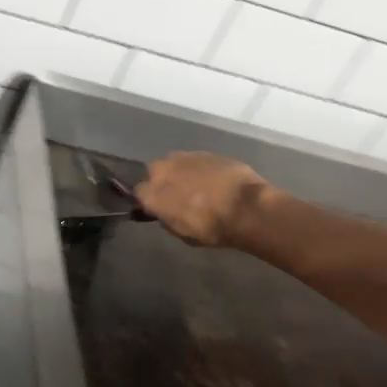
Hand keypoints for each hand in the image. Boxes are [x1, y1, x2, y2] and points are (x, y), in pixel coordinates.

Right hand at [133, 151, 270, 247]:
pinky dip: (201, 170)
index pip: (139, 193)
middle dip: (163, 182)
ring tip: (198, 187)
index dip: (149, 201)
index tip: (158, 208)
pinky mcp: (205, 152)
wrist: (246, 207)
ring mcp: (184, 157)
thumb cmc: (212, 228)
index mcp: (152, 193)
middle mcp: (162, 170)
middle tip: (179, 196)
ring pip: (176, 164)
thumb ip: (168, 219)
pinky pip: (196, 161)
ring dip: (182, 173)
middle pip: (155, 173)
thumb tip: (166, 213)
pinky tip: (214, 181)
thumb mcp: (183, 234)